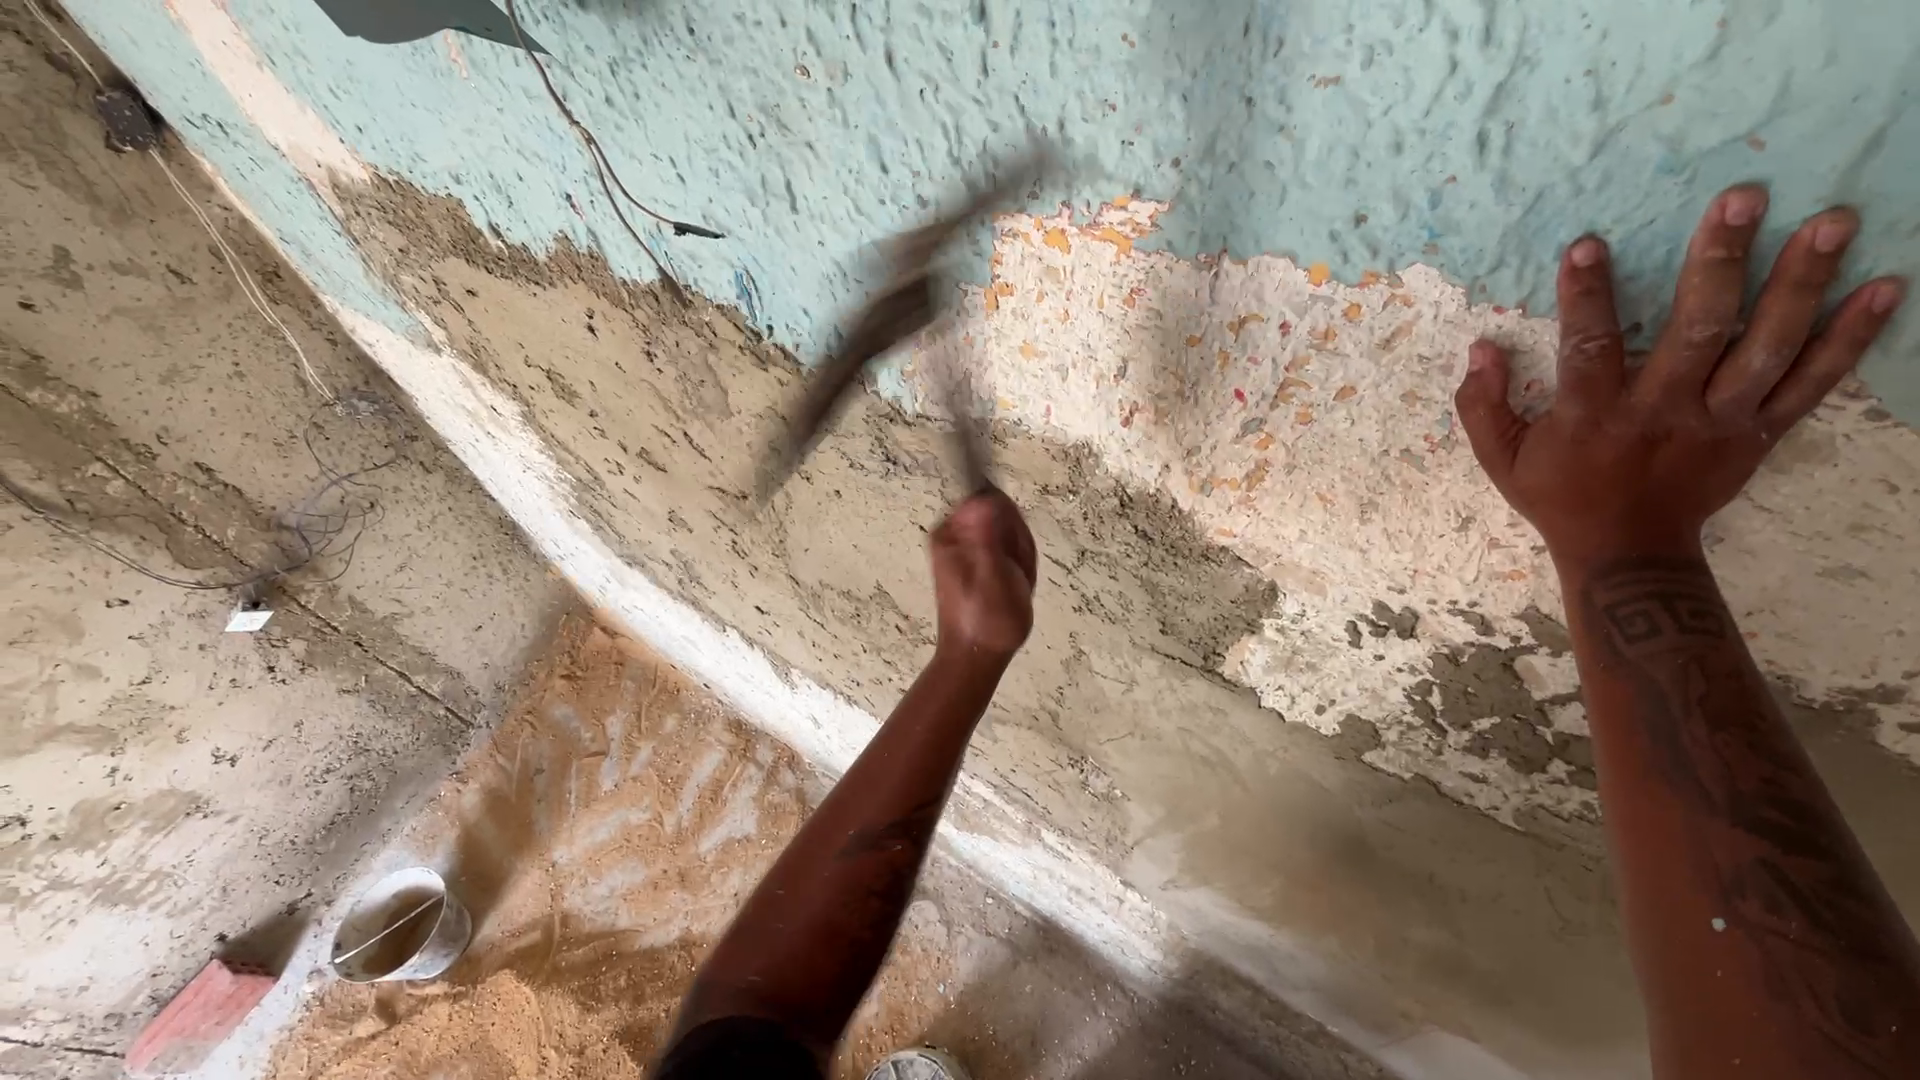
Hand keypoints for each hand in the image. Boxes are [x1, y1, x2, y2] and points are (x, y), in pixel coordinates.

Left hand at [929, 488, 1037, 660]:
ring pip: (1010, 530)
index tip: (1012, 554)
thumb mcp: (993, 578)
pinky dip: (1018, 564)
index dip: (1013, 527)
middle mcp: (953, 532)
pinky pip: (1009, 546)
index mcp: (950, 533)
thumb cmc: (988, 622)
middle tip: (1015, 573)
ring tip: (1014, 582)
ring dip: (1020, 555)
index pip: (993, 501)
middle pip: (1003, 514)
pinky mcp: (976, 556)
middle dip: (1018, 543)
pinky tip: (1014, 584)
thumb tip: (986, 498)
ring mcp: (965, 544)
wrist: (977, 654)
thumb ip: (989, 537)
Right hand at [1455, 185, 1905, 563]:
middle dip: (1719, 262)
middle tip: (1742, 199)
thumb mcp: (1500, 459)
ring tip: (1831, 222)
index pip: (1588, 346)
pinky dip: (1850, 338)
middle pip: (1696, 331)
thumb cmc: (1558, 498)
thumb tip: (1480, 349)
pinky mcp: (1758, 433)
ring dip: (1801, 284)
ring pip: (1766, 348)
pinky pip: (1812, 383)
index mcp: (1591, 417)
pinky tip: (1884, 288)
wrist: (1626, 552)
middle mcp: (1660, 413)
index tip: (1588, 245)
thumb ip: (1482, 405)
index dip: (1586, 296)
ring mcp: (1718, 422)